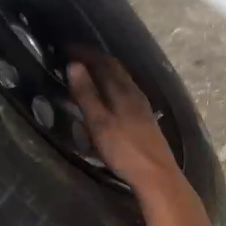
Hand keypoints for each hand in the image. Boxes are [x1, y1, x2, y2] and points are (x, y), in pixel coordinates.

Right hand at [68, 55, 184, 192]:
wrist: (157, 177)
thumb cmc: (124, 150)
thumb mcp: (99, 123)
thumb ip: (86, 94)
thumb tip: (74, 65)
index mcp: (124, 91)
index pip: (105, 63)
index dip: (87, 53)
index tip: (67, 48)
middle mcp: (135, 94)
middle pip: (116, 70)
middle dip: (95, 60)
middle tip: (75, 58)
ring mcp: (143, 107)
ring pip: (122, 81)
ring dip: (104, 73)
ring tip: (87, 74)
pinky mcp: (145, 120)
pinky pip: (126, 93)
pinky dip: (111, 87)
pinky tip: (107, 98)